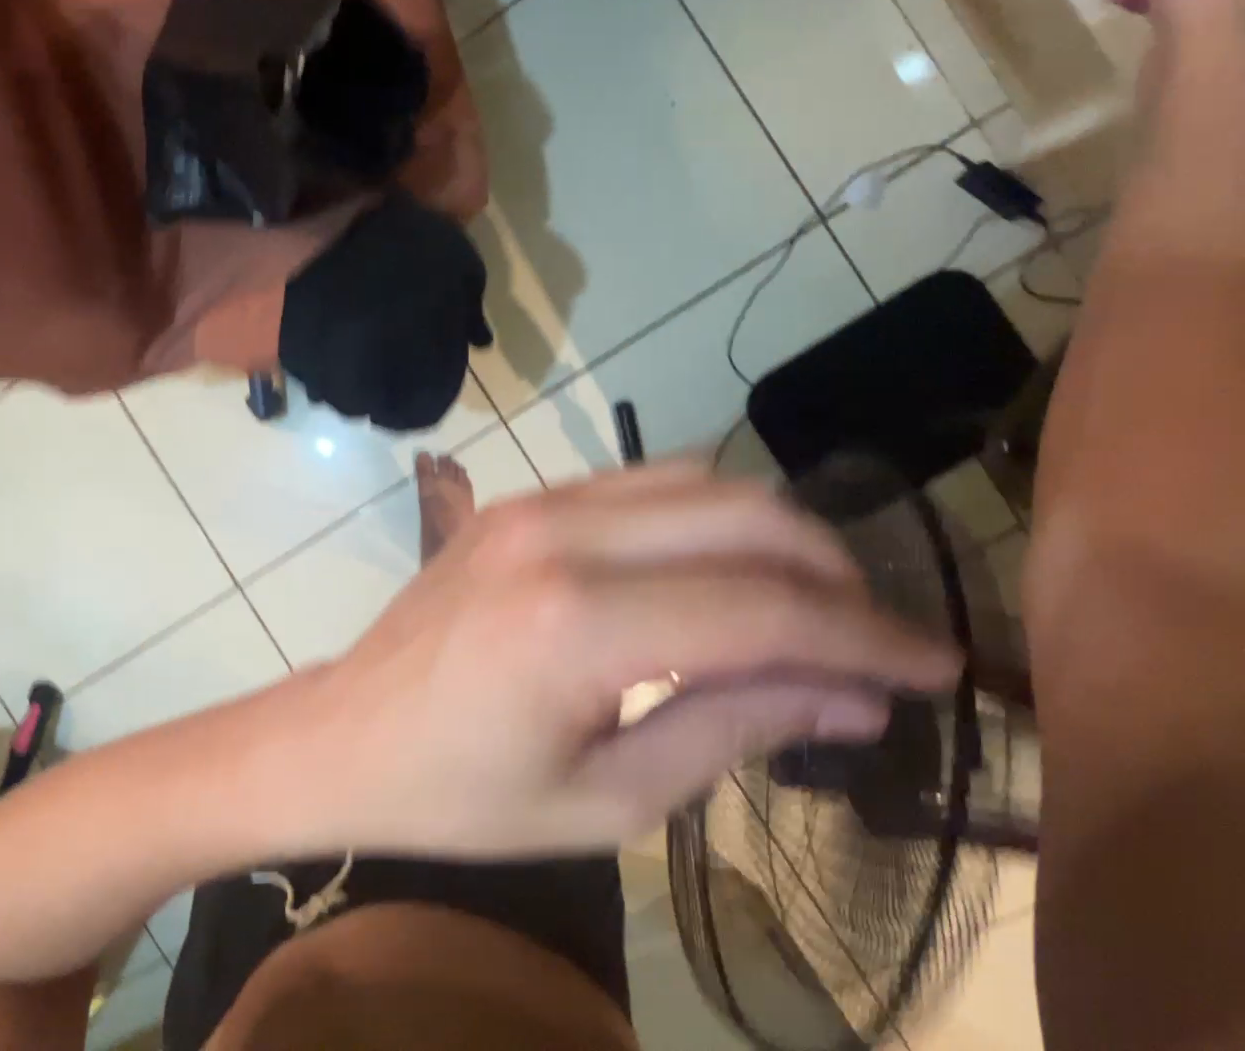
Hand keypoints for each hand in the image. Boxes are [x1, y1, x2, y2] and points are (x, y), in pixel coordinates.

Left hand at [297, 464, 960, 857]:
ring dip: (770, 533)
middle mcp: (557, 537)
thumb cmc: (460, 795)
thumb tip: (854, 696)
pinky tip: (716, 572)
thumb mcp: (605, 799)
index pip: (767, 608)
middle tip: (868, 642)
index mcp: (577, 624)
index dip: (867, 638)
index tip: (936, 670)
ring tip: (805, 607)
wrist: (342, 739)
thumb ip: (731, 730)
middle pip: (745, 515)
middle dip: (832, 572)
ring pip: (695, 480)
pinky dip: (700, 516)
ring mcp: (527, 507)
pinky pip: (636, 483)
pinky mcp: (511, 504)